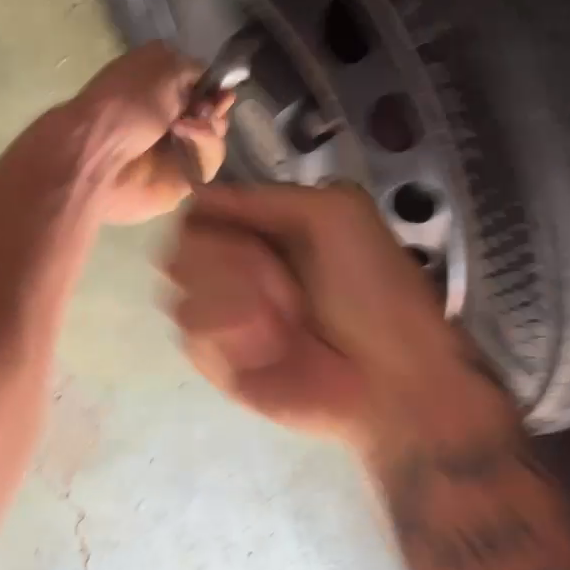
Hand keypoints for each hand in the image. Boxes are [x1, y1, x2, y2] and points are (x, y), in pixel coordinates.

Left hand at [68, 42, 231, 224]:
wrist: (97, 156)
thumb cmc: (125, 103)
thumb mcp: (162, 66)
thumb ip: (193, 71)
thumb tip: (213, 87)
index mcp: (160, 89)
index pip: (201, 90)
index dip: (213, 89)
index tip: (219, 89)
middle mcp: (168, 122)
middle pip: (212, 119)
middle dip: (215, 111)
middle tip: (206, 110)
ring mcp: (173, 156)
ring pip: (214, 143)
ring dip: (210, 129)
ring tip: (187, 125)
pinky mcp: (178, 183)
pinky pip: (207, 167)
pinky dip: (205, 148)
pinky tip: (186, 136)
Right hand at [162, 183, 465, 443]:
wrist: (389, 373)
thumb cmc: (374, 292)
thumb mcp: (335, 213)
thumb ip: (263, 199)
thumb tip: (196, 196)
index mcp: (258, 235)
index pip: (197, 216)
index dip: (211, 222)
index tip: (250, 235)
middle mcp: (231, 275)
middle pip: (180, 251)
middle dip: (232, 263)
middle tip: (282, 285)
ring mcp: (219, 322)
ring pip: (180, 295)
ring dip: (235, 302)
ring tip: (284, 323)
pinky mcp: (215, 365)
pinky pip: (193, 336)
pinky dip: (231, 336)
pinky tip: (268, 349)